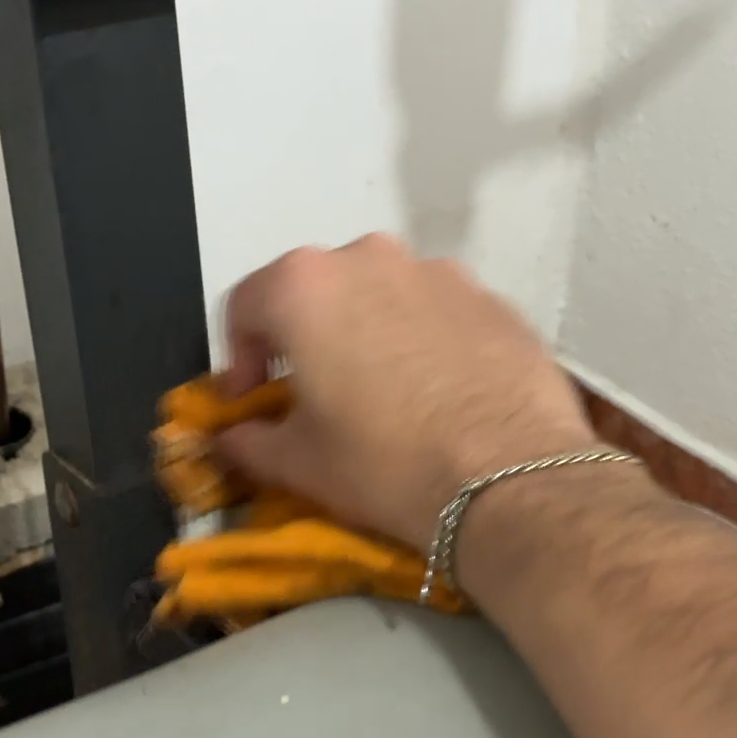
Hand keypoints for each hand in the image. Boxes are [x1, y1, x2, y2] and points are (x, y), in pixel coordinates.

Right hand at [217, 233, 600, 551]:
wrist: (508, 480)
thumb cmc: (381, 463)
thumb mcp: (297, 462)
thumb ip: (247, 441)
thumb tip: (228, 439)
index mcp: (305, 286)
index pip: (245, 305)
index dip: (239, 357)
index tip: (251, 401)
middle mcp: (369, 257)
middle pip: (315, 293)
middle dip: (302, 341)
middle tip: (312, 396)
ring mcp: (439, 271)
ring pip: (378, 297)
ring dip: (363, 337)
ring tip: (380, 397)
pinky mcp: (492, 298)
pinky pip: (434, 313)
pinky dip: (420, 342)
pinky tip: (434, 396)